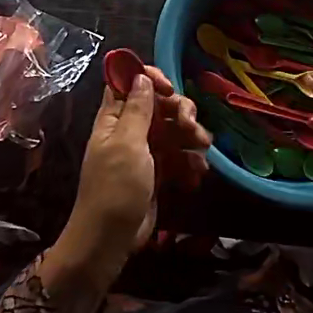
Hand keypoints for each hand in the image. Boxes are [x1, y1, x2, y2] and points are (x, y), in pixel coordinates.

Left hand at [56, 65, 210, 272]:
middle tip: (191, 127)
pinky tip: (197, 176)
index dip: (150, 79)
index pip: (129, 84)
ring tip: (202, 152)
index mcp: (114, 118)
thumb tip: (140, 74)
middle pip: (160, 107)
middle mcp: (129, 131)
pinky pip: (178, 159)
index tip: (170, 89)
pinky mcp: (157, 174)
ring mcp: (144, 153)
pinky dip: (190, 164)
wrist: (111, 238)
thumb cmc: (115, 187)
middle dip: (180, 112)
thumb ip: (137, 109)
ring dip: (191, 138)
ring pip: (174, 132)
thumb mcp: (126, 143)